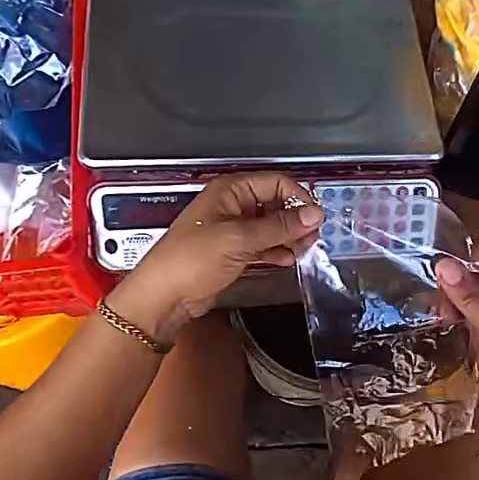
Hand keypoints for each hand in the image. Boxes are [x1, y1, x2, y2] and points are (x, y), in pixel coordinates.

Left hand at [108, 172, 323, 343]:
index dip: (298, 198)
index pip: (275, 183)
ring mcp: (232, 228)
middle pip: (275, 203)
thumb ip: (280, 226)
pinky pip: (262, 243)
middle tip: (312, 237)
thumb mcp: (241, 239)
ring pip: (271, 225)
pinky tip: (287, 259)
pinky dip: (276, 250)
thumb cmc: (191, 260)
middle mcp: (232, 205)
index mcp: (230, 191)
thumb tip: (314, 214)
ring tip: (304, 250)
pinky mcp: (232, 250)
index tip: (314, 218)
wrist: (164, 296)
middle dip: (296, 219)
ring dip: (289, 236)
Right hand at [436, 245, 478, 442]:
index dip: (464, 261)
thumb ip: (469, 298)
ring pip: (465, 288)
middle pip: (474, 269)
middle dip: (454, 282)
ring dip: (450, 299)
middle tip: (440, 303)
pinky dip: (452, 311)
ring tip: (443, 317)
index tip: (440, 276)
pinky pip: (463, 306)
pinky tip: (444, 322)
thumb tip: (443, 265)